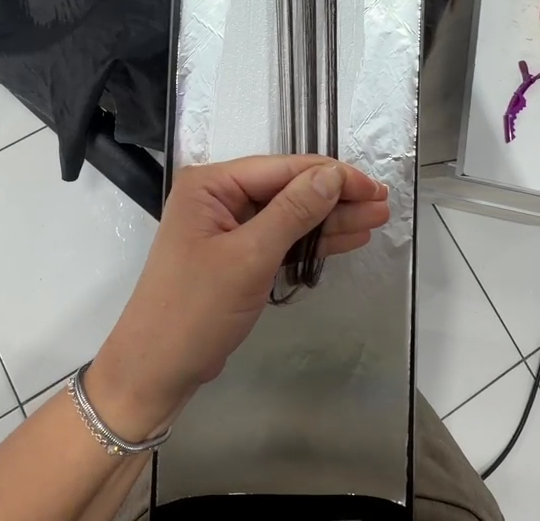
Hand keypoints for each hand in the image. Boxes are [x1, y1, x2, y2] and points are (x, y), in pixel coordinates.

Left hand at [86, 155, 390, 439]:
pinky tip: (347, 238)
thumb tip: (333, 175)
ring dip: (331, 219)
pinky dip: (312, 241)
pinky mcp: (237, 256)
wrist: (156, 371)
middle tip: (383, 203)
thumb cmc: (195, 309)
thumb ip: (293, 212)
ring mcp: (227, 227)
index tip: (374, 186)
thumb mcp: (249, 258)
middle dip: (335, 197)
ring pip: (289, 215)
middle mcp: (218, 197)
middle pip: (288, 189)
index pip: (282, 169)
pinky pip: (281, 239)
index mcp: (211, 184)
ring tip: (377, 219)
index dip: (331, 176)